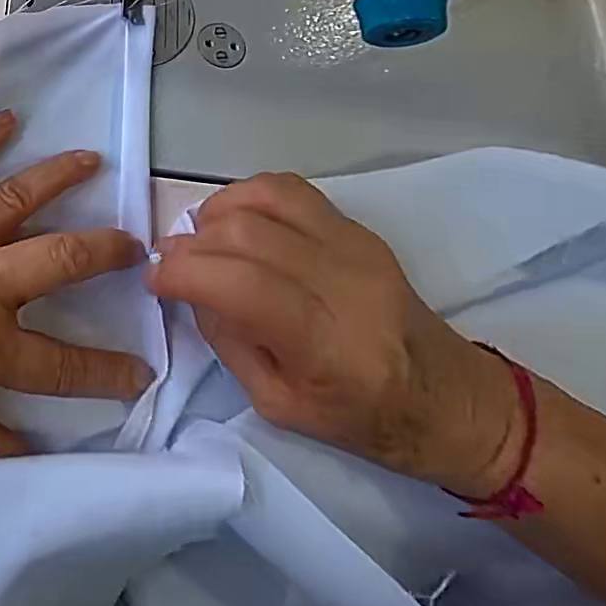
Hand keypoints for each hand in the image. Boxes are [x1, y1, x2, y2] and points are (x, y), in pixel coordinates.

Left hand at [0, 111, 151, 464]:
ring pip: (18, 198)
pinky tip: (5, 118)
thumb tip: (27, 448)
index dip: (110, 371)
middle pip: (62, 260)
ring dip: (61, 176)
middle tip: (133, 246)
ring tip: (92, 160)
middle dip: (107, 251)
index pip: (67, 366)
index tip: (140, 370)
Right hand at [147, 172, 521, 495]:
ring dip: (214, 215)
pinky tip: (233, 223)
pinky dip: (244, 197)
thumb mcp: (274, 402)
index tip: (155, 282)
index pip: (242, 285)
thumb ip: (226, 339)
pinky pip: (286, 189)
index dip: (182, 273)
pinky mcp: (359, 230)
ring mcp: (359, 249)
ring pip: (263, 199)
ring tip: (203, 242)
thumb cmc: (358, 417)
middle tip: (171, 264)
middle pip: (245, 234)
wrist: (450, 400)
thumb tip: (191, 286)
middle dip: (189, 245)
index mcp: (329, 348)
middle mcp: (349, 287)